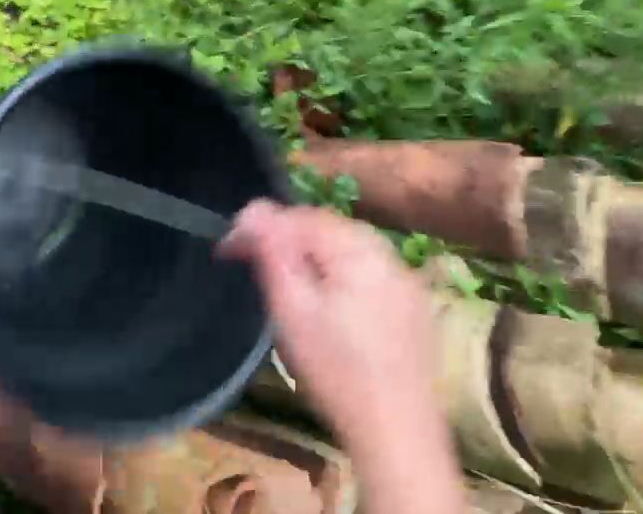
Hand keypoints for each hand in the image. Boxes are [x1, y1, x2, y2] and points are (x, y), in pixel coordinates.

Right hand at [221, 201, 463, 513]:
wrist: (397, 433)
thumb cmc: (334, 369)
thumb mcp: (290, 307)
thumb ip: (272, 251)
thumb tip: (253, 208)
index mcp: (360, 255)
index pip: (300, 217)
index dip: (259, 225)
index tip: (228, 249)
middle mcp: (390, 260)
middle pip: (327, 227)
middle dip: (286, 236)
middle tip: (253, 261)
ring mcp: (407, 285)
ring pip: (348, 247)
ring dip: (311, 252)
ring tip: (284, 279)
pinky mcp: (414, 309)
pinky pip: (368, 269)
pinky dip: (338, 271)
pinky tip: (325, 300)